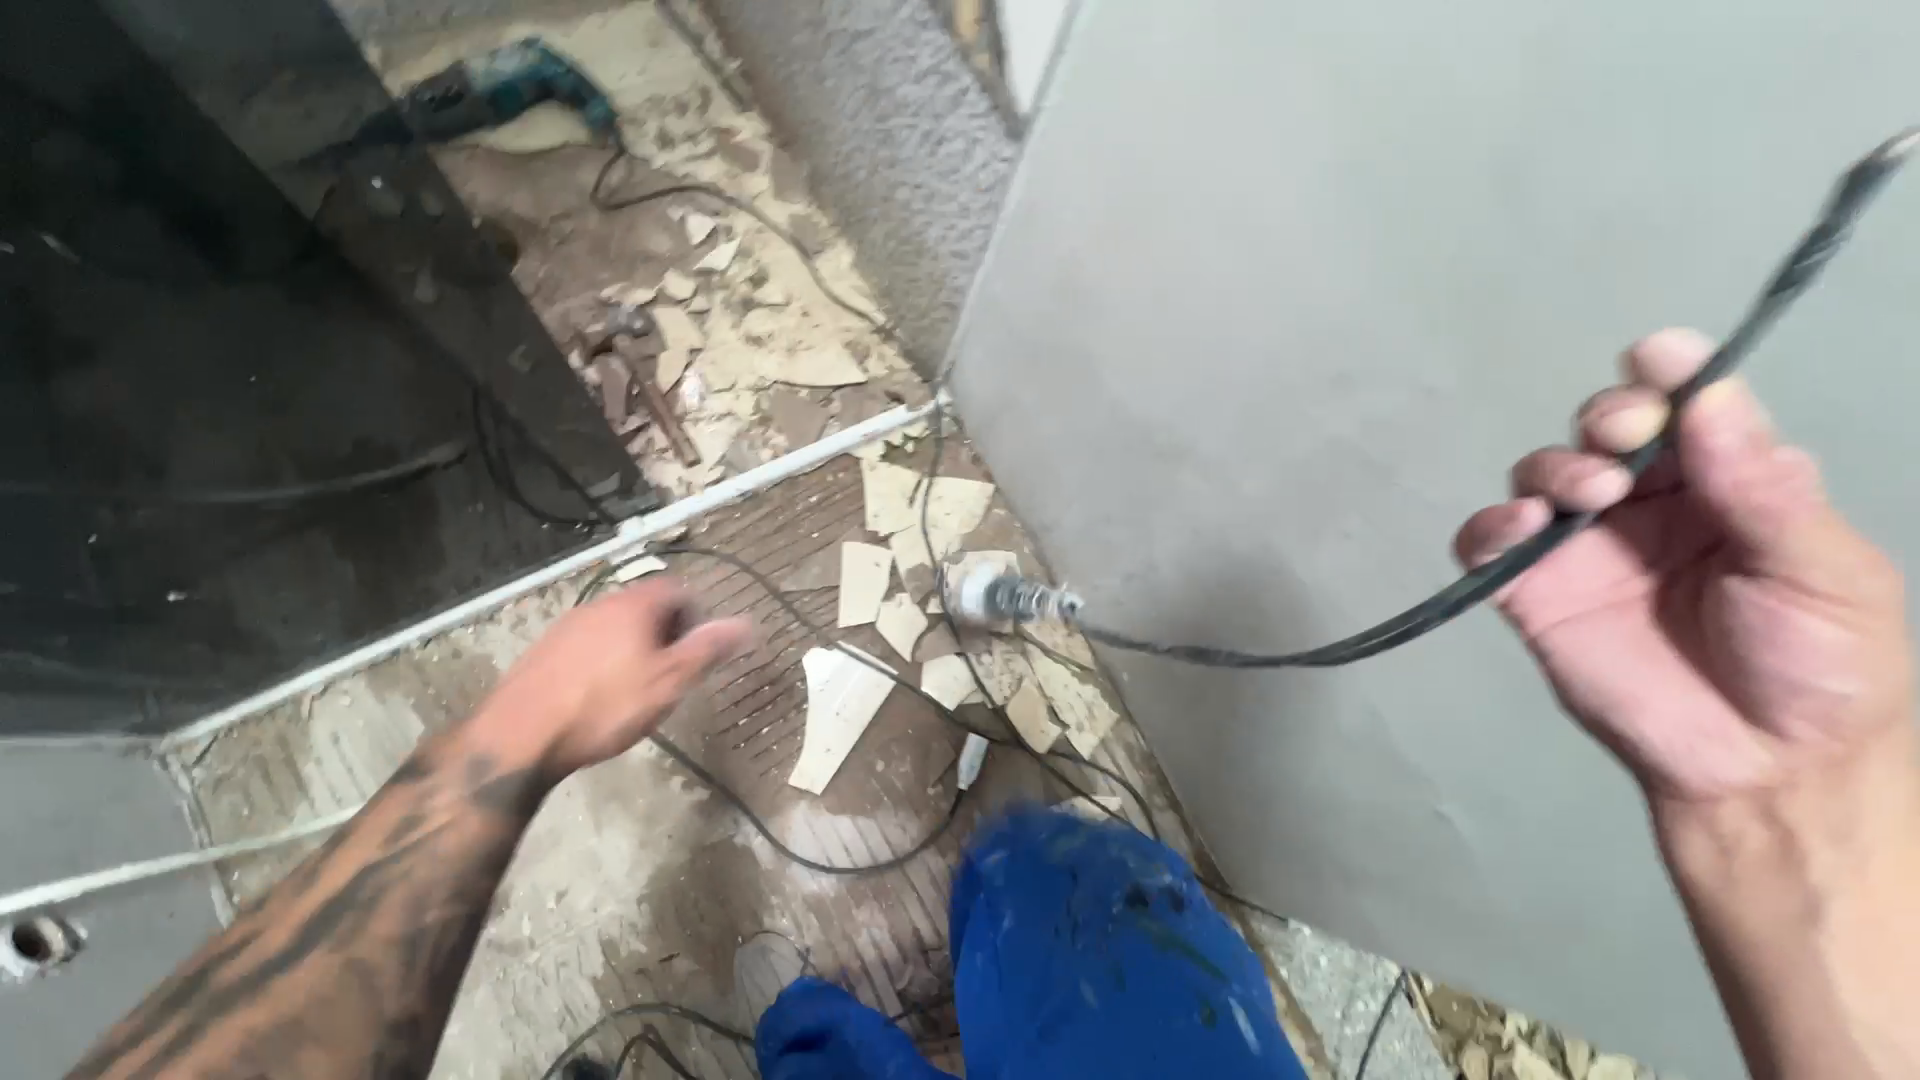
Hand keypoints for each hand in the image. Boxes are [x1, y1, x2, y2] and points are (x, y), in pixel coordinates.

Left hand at [475, 577, 751, 776]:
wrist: (520, 738)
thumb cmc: (606, 707)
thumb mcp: (669, 681)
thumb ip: (708, 648)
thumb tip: (746, 623)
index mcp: (634, 606)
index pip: (678, 589)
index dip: (696, 616)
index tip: (697, 651)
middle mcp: (600, 605)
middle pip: (646, 605)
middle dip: (666, 633)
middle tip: (673, 672)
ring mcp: (567, 626)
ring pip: (616, 625)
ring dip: (635, 646)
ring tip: (637, 687)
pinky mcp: (543, 650)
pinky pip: (588, 643)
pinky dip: (604, 659)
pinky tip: (599, 696)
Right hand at [1454, 328, 1915, 807]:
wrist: (1761, 766)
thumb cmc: (1820, 665)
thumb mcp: (1826, 572)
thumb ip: (1763, 487)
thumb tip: (1711, 396)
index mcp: (1723, 487)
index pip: (1685, 413)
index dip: (1668, 379)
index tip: (1656, 358)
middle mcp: (1644, 505)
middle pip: (1599, 432)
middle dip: (1606, 418)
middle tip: (1621, 436)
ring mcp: (1578, 547)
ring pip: (1538, 475)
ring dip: (1552, 468)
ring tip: (1585, 496)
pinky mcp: (1527, 590)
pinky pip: (1485, 542)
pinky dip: (1488, 525)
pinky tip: (1518, 527)